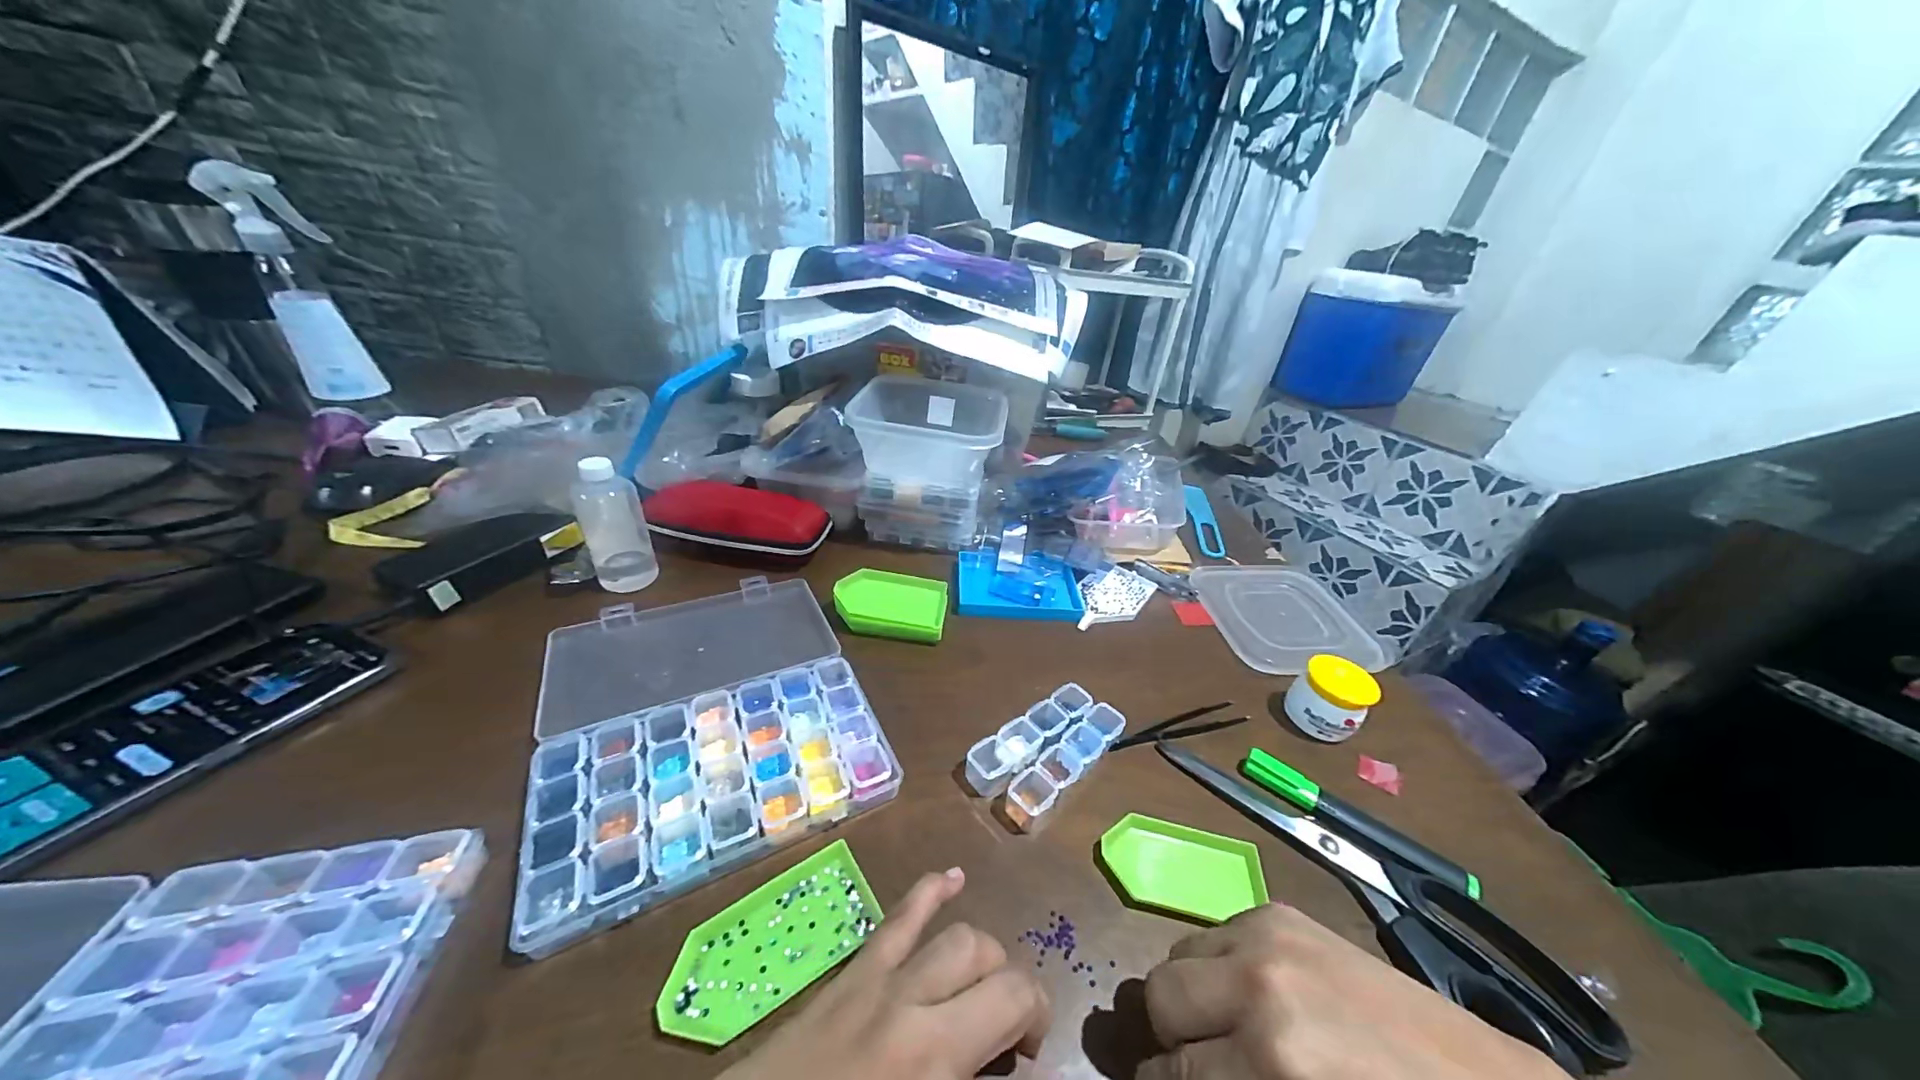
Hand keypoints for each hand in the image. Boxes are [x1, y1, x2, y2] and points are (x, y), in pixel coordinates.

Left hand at [720, 868, 1050, 1079]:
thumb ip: (971, 1079)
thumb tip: (1011, 1060)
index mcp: (934, 1055)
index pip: (1014, 998)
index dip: (1039, 1015)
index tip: (1031, 1050)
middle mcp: (913, 1004)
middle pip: (990, 961)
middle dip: (1013, 990)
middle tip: (1008, 1031)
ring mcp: (880, 978)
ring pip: (955, 937)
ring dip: (983, 958)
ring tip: (986, 987)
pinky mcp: (854, 969)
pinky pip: (897, 918)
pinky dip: (929, 892)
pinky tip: (955, 877)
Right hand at [1141, 903, 1563, 1079]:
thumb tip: (1172, 1077)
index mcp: (1271, 1053)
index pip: (1170, 1069)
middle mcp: (1259, 980)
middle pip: (1160, 993)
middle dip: (1172, 1037)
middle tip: (1202, 1062)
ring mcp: (1271, 935)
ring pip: (1178, 954)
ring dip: (1194, 994)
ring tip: (1229, 1025)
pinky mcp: (1283, 914)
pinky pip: (1216, 933)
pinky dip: (1221, 965)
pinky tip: (1258, 994)